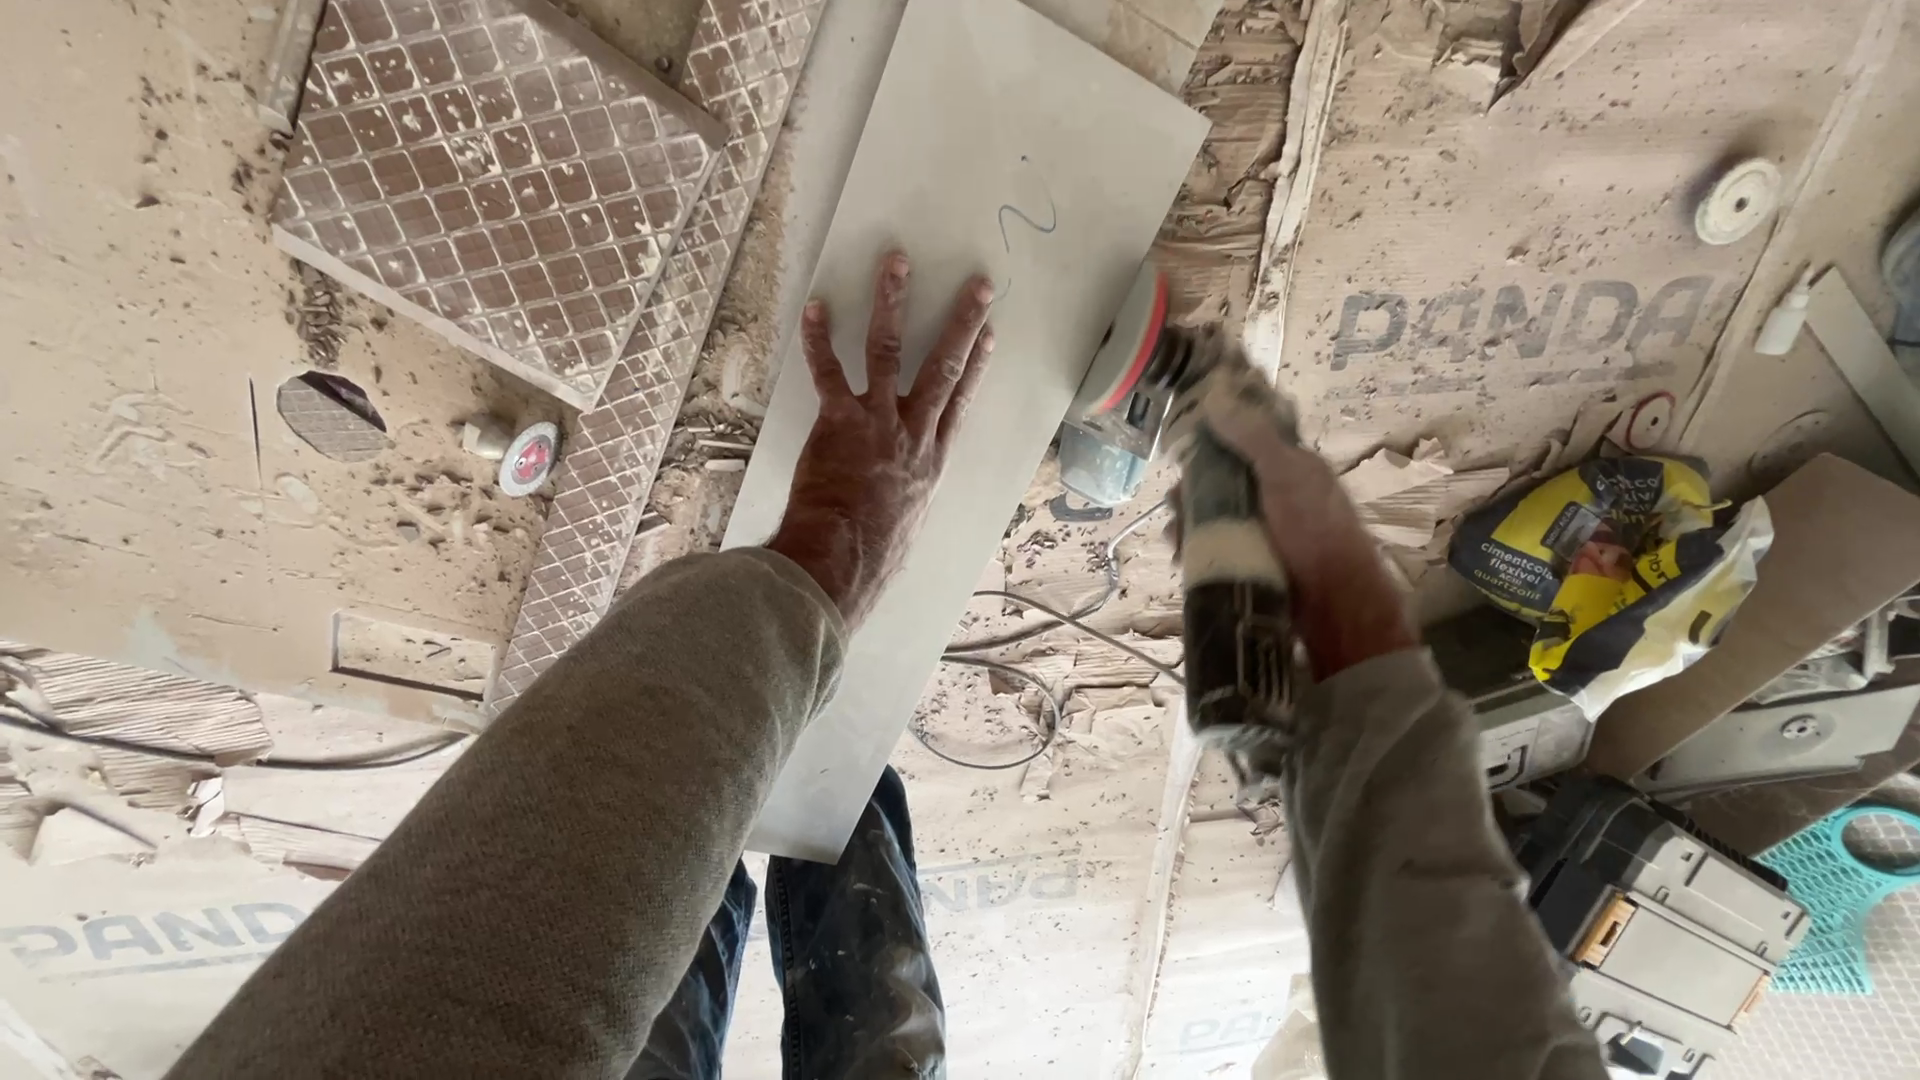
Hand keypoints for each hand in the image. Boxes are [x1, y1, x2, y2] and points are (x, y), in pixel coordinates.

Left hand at [768, 252, 996, 630]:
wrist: (844, 561)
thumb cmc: (877, 553)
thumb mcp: (909, 524)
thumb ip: (908, 497)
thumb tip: (902, 498)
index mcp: (933, 459)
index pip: (961, 401)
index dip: (977, 365)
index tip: (988, 334)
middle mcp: (913, 433)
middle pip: (943, 368)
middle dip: (960, 323)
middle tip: (976, 286)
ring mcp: (877, 422)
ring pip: (889, 353)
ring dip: (893, 305)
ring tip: (897, 265)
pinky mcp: (838, 421)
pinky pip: (828, 371)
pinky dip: (819, 338)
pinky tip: (816, 306)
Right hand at [1201, 393, 1418, 679]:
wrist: (1332, 602)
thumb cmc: (1313, 530)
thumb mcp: (1284, 474)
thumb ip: (1252, 437)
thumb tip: (1215, 398)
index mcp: (1286, 464)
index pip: (1241, 439)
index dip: (1210, 438)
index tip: (1180, 443)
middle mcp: (1270, 492)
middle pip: (1218, 478)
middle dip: (1190, 488)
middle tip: (1174, 502)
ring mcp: (1258, 527)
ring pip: (1209, 513)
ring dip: (1186, 521)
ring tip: (1174, 537)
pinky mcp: (1246, 557)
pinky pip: (1210, 543)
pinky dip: (1193, 546)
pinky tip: (1181, 554)